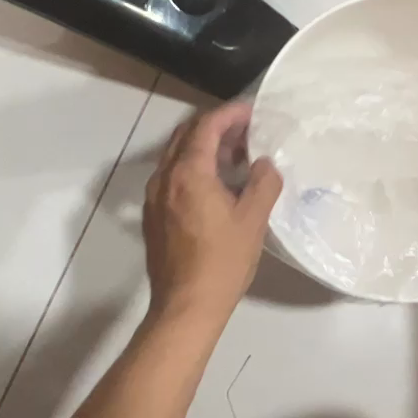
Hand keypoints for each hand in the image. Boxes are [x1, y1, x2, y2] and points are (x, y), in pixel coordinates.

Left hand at [143, 101, 283, 323]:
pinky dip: (193, 168)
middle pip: (186, 136)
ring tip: (235, 156)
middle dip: (215, 127)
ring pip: (176, 156)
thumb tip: (265, 164)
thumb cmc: (223, 262)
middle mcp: (165, 178)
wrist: (186, 306)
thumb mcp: (253, 220)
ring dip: (204, 148)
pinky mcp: (153, 216)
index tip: (252, 112)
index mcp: (188, 173)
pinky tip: (215, 186)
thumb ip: (263, 184)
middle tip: (246, 132)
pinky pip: (172, 177)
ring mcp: (154, 197)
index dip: (230, 114)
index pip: (207, 127)